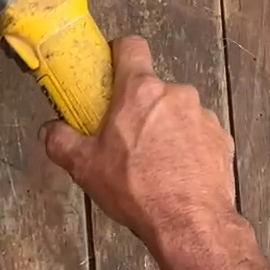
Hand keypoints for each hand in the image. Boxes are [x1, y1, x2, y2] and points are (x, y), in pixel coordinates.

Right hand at [42, 36, 238, 245]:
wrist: (189, 223)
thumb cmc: (138, 191)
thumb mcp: (84, 168)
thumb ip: (61, 142)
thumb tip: (49, 131)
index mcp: (139, 92)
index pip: (130, 47)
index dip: (117, 54)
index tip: (109, 70)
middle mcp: (175, 95)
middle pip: (151, 89)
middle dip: (136, 109)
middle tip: (121, 140)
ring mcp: (202, 116)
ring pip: (175, 113)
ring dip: (162, 130)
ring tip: (149, 166)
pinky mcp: (221, 140)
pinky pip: (196, 136)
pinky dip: (185, 149)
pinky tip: (173, 176)